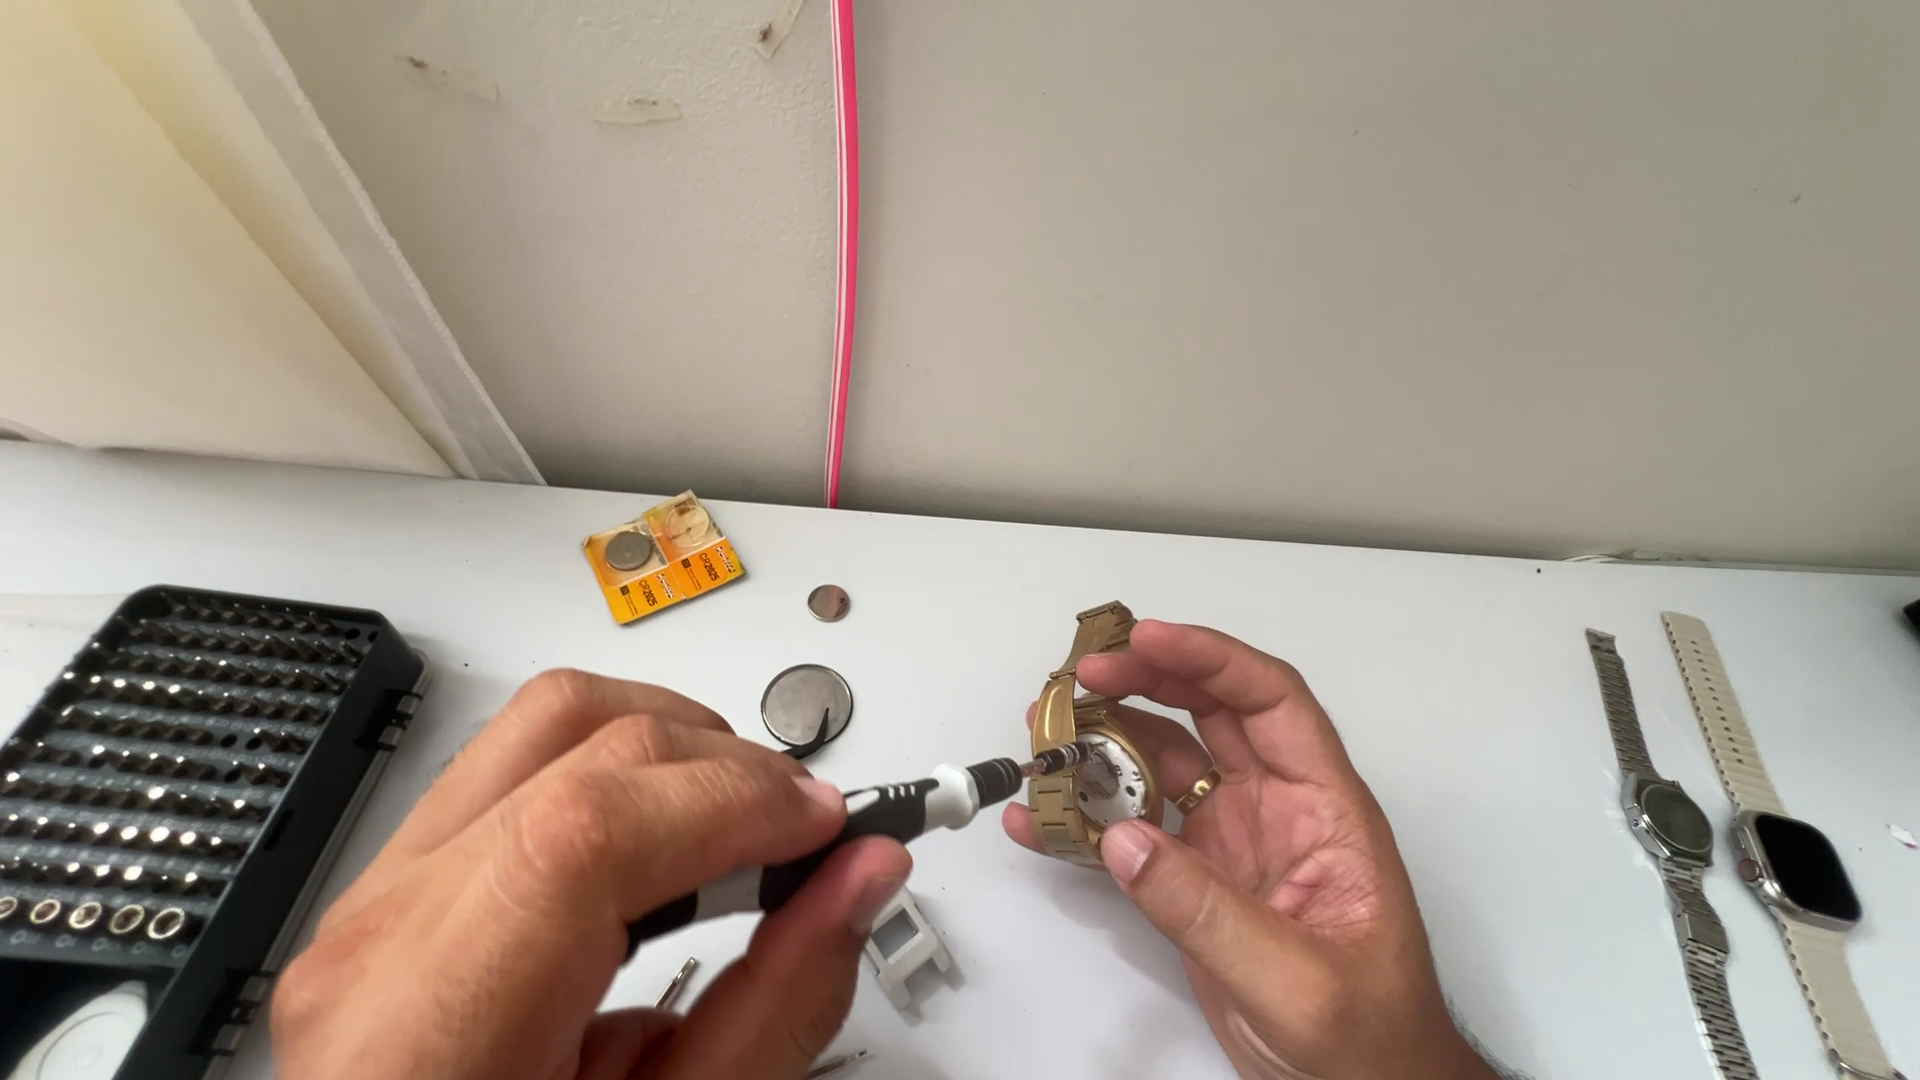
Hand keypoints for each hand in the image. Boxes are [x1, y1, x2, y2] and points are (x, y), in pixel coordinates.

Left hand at [272, 669, 911, 1079]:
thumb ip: (781, 1000)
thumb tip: (864, 871)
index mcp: (430, 1029)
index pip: (587, 834)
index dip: (731, 804)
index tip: (824, 831)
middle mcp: (388, 930)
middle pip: (587, 749)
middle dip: (734, 772)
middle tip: (806, 834)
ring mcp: (389, 884)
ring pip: (557, 716)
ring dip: (682, 743)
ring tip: (740, 818)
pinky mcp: (416, 866)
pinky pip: (535, 748)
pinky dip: (633, 757)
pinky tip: (672, 828)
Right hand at [1004, 621, 1495, 1079]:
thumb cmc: (1367, 1041)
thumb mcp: (1297, 984)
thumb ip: (1208, 912)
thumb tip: (1121, 838)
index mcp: (1320, 805)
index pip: (1268, 700)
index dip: (1208, 658)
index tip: (1144, 640)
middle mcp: (1270, 803)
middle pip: (1205, 712)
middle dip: (1144, 681)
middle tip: (1081, 675)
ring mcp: (1226, 834)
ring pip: (1159, 758)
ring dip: (1104, 739)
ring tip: (1047, 732)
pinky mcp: (1190, 871)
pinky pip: (1131, 825)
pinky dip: (1084, 814)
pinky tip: (1040, 818)